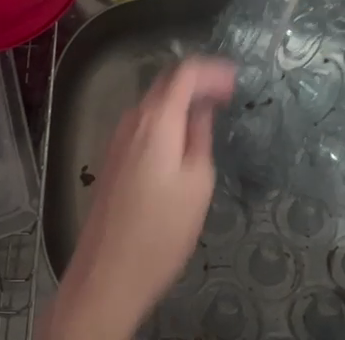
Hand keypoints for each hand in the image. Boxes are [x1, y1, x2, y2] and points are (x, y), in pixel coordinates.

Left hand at [41, 56, 236, 339]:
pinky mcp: (112, 156)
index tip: (236, 80)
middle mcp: (133, 119)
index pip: (185, 73)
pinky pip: (143, 122)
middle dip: (198, 81)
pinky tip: (180, 136)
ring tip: (209, 112)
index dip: (213, 70)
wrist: (107, 273)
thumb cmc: (161, 231)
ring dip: (181, 99)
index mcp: (157, 120)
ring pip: (153, 102)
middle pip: (166, 82)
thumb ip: (200, 136)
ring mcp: (118, 137)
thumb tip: (202, 108)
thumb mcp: (197, 183)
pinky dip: (166, 117)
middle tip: (227, 93)